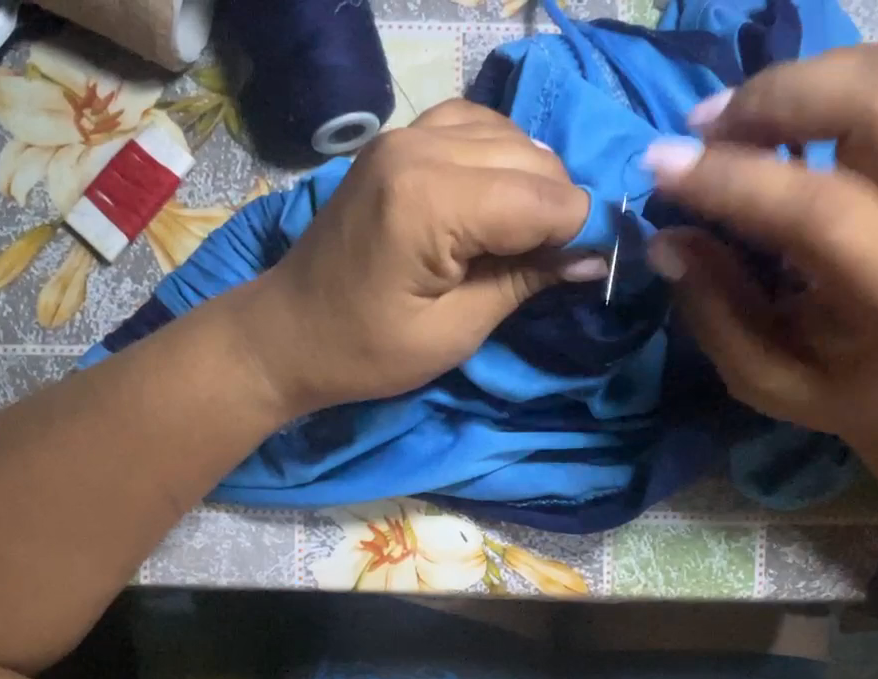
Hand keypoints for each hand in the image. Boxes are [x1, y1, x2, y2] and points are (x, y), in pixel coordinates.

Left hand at [238, 100, 598, 415]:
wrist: (286, 333)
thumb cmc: (365, 351)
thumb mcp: (454, 333)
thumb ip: (523, 283)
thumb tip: (591, 256)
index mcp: (430, 201)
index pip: (545, 197)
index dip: (574, 235)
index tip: (575, 273)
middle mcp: (419, 148)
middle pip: (534, 159)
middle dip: (556, 210)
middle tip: (546, 265)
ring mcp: (403, 136)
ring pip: (509, 137)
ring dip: (530, 184)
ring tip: (518, 238)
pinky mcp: (397, 141)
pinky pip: (473, 127)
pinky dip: (498, 159)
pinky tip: (493, 200)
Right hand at [644, 43, 877, 448]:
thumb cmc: (838, 389)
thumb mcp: (762, 377)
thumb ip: (716, 309)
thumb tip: (666, 238)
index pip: (819, 209)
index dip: (732, 179)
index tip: (659, 166)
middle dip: (776, 98)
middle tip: (703, 133)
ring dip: (800, 79)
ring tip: (733, 124)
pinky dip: (825, 80)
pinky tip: (776, 119)